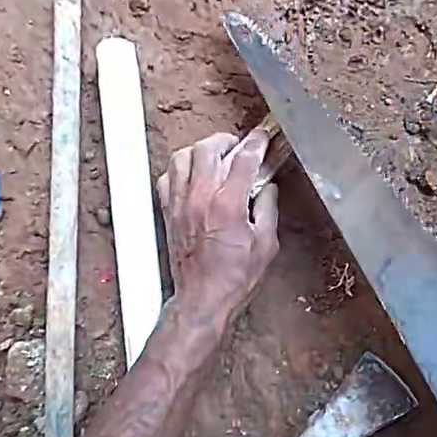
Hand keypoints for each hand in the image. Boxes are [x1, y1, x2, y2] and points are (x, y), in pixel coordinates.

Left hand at [155, 130, 279, 326]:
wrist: (202, 299)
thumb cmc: (234, 278)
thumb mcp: (266, 245)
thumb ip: (268, 209)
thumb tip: (268, 187)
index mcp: (228, 205)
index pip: (244, 159)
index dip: (257, 143)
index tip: (263, 137)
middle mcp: (200, 198)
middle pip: (209, 148)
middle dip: (228, 141)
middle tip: (240, 148)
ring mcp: (180, 204)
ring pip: (183, 157)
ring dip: (201, 151)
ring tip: (215, 157)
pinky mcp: (168, 213)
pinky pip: (168, 177)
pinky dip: (180, 169)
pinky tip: (193, 176)